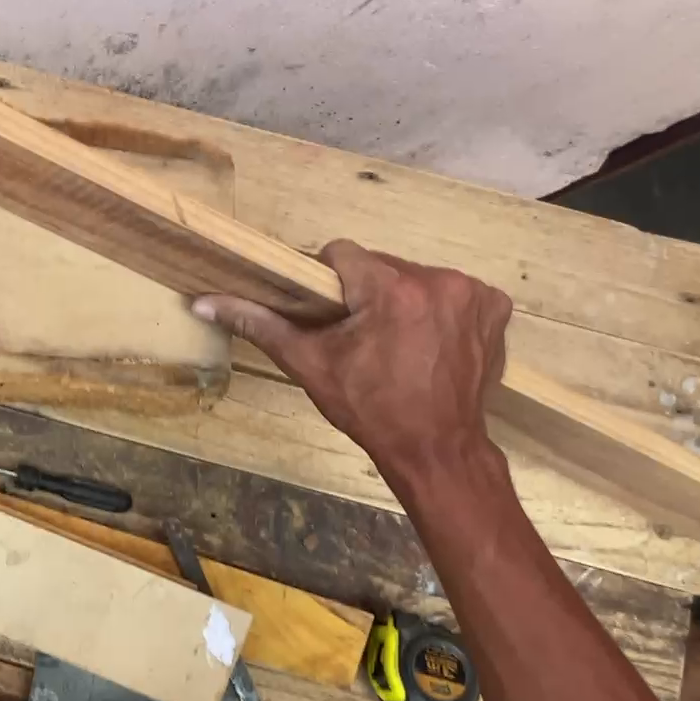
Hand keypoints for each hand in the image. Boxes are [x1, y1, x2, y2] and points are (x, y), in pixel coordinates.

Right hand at [191, 240, 512, 485]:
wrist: (434, 446)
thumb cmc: (365, 407)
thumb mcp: (306, 363)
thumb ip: (258, 324)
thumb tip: (203, 302)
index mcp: (391, 289)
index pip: (341, 253)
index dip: (322, 278)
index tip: (319, 310)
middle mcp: (440, 280)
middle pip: (380, 266)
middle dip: (361, 292)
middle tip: (351, 333)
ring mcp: (474, 294)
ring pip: (414, 278)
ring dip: (396, 300)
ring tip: (387, 340)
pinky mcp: (496, 309)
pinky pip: (451, 293)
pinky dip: (433, 310)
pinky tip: (423, 342)